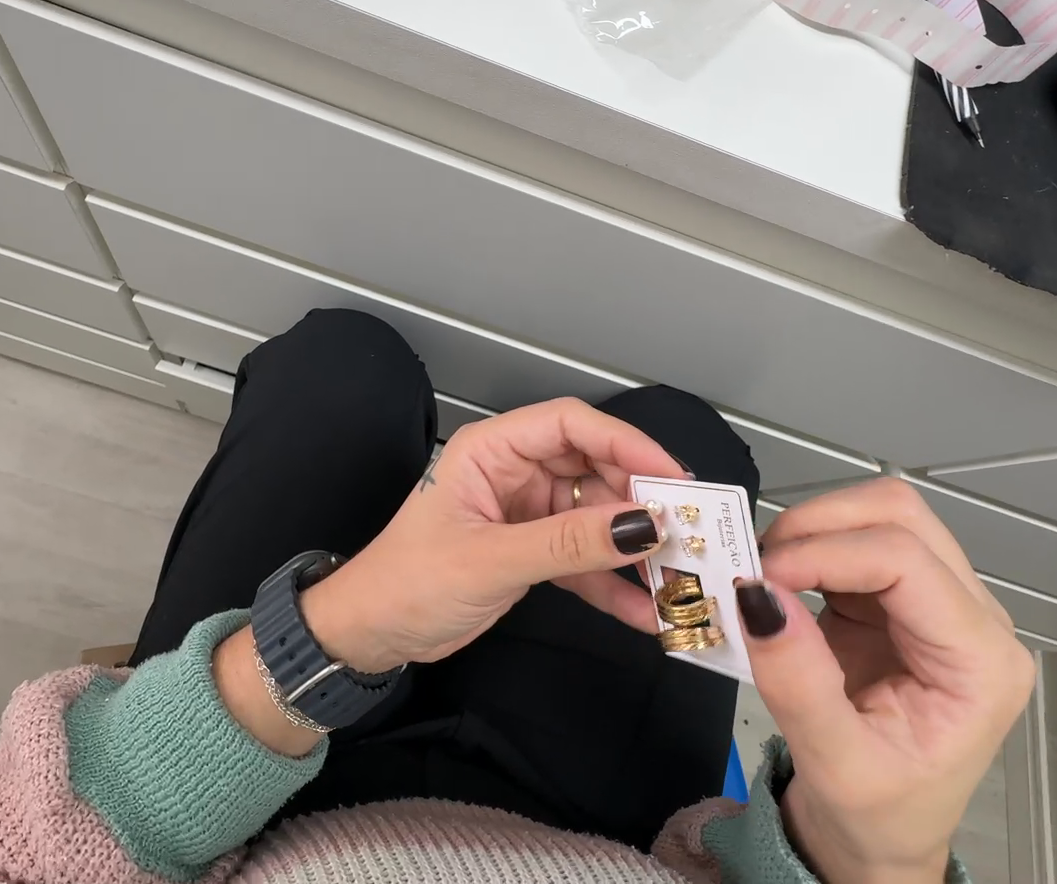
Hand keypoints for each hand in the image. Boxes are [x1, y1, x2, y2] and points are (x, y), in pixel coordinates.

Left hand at [299, 397, 686, 672]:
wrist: (370, 633)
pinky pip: (582, 558)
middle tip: (686, 532)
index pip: (570, 424)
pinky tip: (644, 611)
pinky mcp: (532, 551)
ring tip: (679, 575)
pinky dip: (611, 583)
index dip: (625, 442)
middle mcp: (514, 472)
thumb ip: (568, 543)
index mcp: (492, 450)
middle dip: (639, 499)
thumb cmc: (408, 581)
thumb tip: (645, 524)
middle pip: (593, 467)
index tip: (672, 477)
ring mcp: (526, 512)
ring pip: (595, 515)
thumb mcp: (490, 560)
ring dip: (633, 546)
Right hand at [739, 479, 1034, 883]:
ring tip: (764, 574)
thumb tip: (756, 593)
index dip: (823, 552)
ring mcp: (935, 601)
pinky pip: (851, 538)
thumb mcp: (834, 765)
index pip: (904, 559)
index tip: (756, 578)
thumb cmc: (873, 814)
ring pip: (876, 513)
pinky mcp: (894, 597)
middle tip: (759, 564)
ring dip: (811, 529)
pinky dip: (805, 544)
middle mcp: (971, 617)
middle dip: (819, 523)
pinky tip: (778, 582)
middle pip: (900, 514)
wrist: (879, 835)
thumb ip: (798, 682)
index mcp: (979, 662)